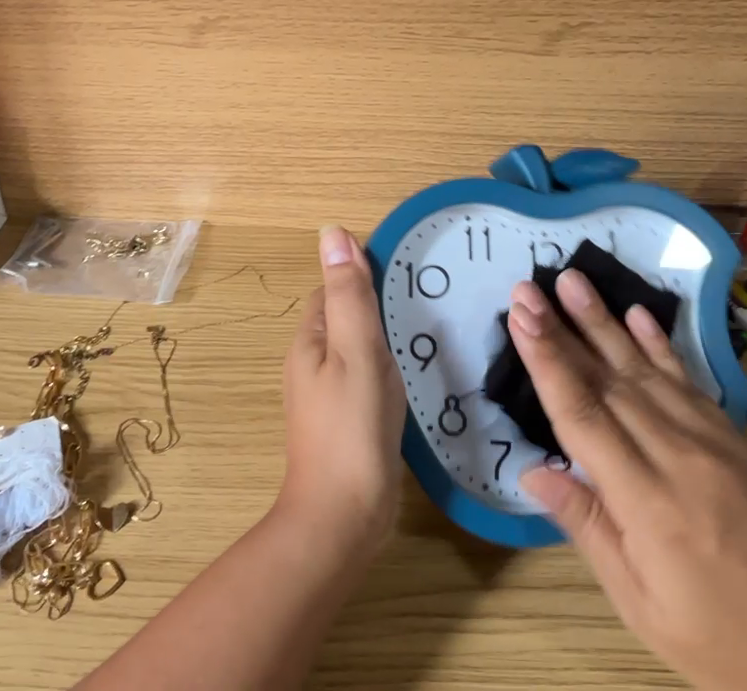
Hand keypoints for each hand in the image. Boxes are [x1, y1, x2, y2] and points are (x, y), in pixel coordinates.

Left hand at [277, 226, 405, 542]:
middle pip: (347, 318)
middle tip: (434, 295)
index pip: (336, 289)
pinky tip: (420, 374)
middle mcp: (314, 363)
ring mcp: (331, 396)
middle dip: (380, 303)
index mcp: (310, 341)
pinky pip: (370, 380)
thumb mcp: (354, 351)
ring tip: (435, 328)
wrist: (344, 515)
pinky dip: (392, 369)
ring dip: (389, 337)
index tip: (412, 264)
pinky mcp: (350, 422)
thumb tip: (332, 232)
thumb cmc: (350, 427)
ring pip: (360, 350)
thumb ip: (348, 295)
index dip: (366, 273)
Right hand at [506, 270, 746, 690]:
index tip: (522, 316)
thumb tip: (534, 472)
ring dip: (605, 323)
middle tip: (531, 286)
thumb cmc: (725, 640)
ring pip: (647, 370)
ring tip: (574, 280)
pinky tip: (639, 317)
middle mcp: (678, 456)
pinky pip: (692, 382)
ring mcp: (713, 443)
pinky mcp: (738, 442)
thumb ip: (588, 528)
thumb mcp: (641, 605)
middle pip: (609, 380)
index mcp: (647, 501)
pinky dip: (662, 346)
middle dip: (564, 329)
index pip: (583, 415)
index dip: (547, 361)